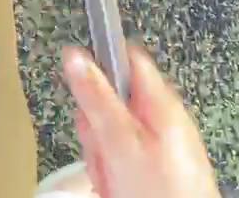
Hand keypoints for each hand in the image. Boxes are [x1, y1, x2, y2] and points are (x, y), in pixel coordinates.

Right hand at [63, 44, 221, 197]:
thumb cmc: (161, 192)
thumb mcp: (119, 140)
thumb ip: (96, 96)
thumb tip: (74, 55)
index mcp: (160, 100)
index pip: (126, 56)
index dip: (100, 65)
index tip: (83, 87)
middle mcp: (163, 119)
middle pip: (114, 99)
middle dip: (97, 125)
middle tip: (102, 147)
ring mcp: (161, 147)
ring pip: (114, 133)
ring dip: (103, 154)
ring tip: (112, 176)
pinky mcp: (157, 171)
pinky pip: (123, 159)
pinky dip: (114, 173)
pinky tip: (118, 189)